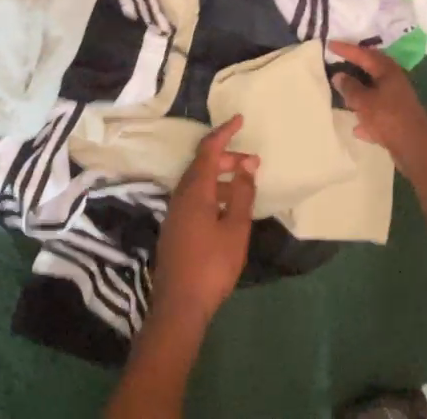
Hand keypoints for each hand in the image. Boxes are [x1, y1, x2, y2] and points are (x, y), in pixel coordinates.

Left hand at [152, 116, 258, 325]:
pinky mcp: (175, 229)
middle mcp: (180, 196)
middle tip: (252, 163)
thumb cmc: (211, 265)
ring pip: (198, 183)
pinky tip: (227, 208)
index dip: (224, 132)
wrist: (179, 306)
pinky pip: (194, 198)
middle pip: (202, 165)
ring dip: (220, 177)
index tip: (240, 120)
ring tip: (244, 185)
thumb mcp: (235, 229)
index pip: (208, 150)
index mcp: (194, 191)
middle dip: (226, 158)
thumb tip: (246, 165)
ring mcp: (175, 213)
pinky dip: (212, 193)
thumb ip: (241, 194)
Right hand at [329, 41, 426, 173]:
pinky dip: (367, 115)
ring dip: (360, 92)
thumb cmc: (388, 118)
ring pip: (375, 90)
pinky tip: (357, 128)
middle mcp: (395, 81)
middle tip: (339, 62)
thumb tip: (339, 75)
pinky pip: (378, 111)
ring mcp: (398, 100)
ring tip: (344, 94)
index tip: (330, 44)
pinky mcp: (398, 117)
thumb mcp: (364, 101)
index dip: (346, 49)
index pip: (364, 54)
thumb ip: (350, 87)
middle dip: (355, 67)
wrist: (415, 148)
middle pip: (372, 69)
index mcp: (388, 71)